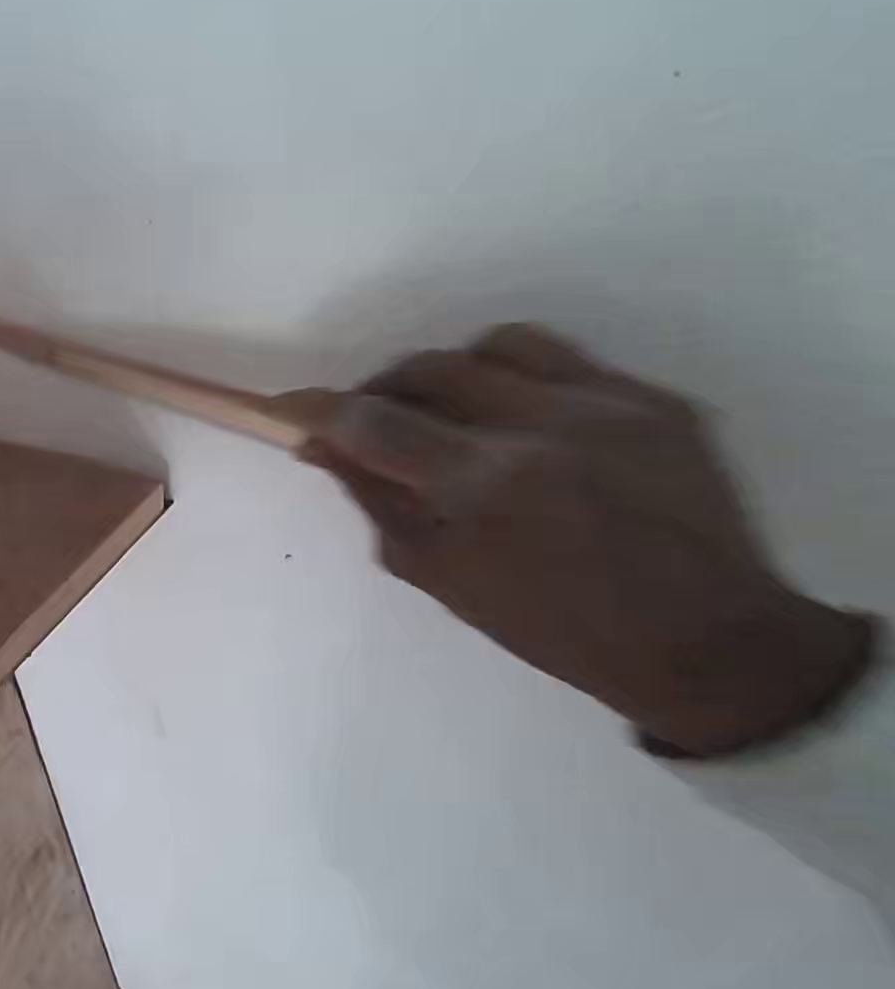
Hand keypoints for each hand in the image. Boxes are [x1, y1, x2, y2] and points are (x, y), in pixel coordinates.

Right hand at [300, 324, 873, 755]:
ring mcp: (607, 406)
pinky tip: (504, 416)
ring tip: (437, 412)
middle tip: (366, 425)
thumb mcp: (429, 568)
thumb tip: (319, 446)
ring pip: (487, 348)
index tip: (285, 407)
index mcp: (480, 486)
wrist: (703, 640)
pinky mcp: (654, 400)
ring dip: (440, 376)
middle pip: (422, 372)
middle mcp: (540, 429)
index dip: (315, 409)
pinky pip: (555, 356)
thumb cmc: (543, 622)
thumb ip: (370, 495)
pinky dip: (504, 376)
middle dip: (375, 394)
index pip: (370, 423)